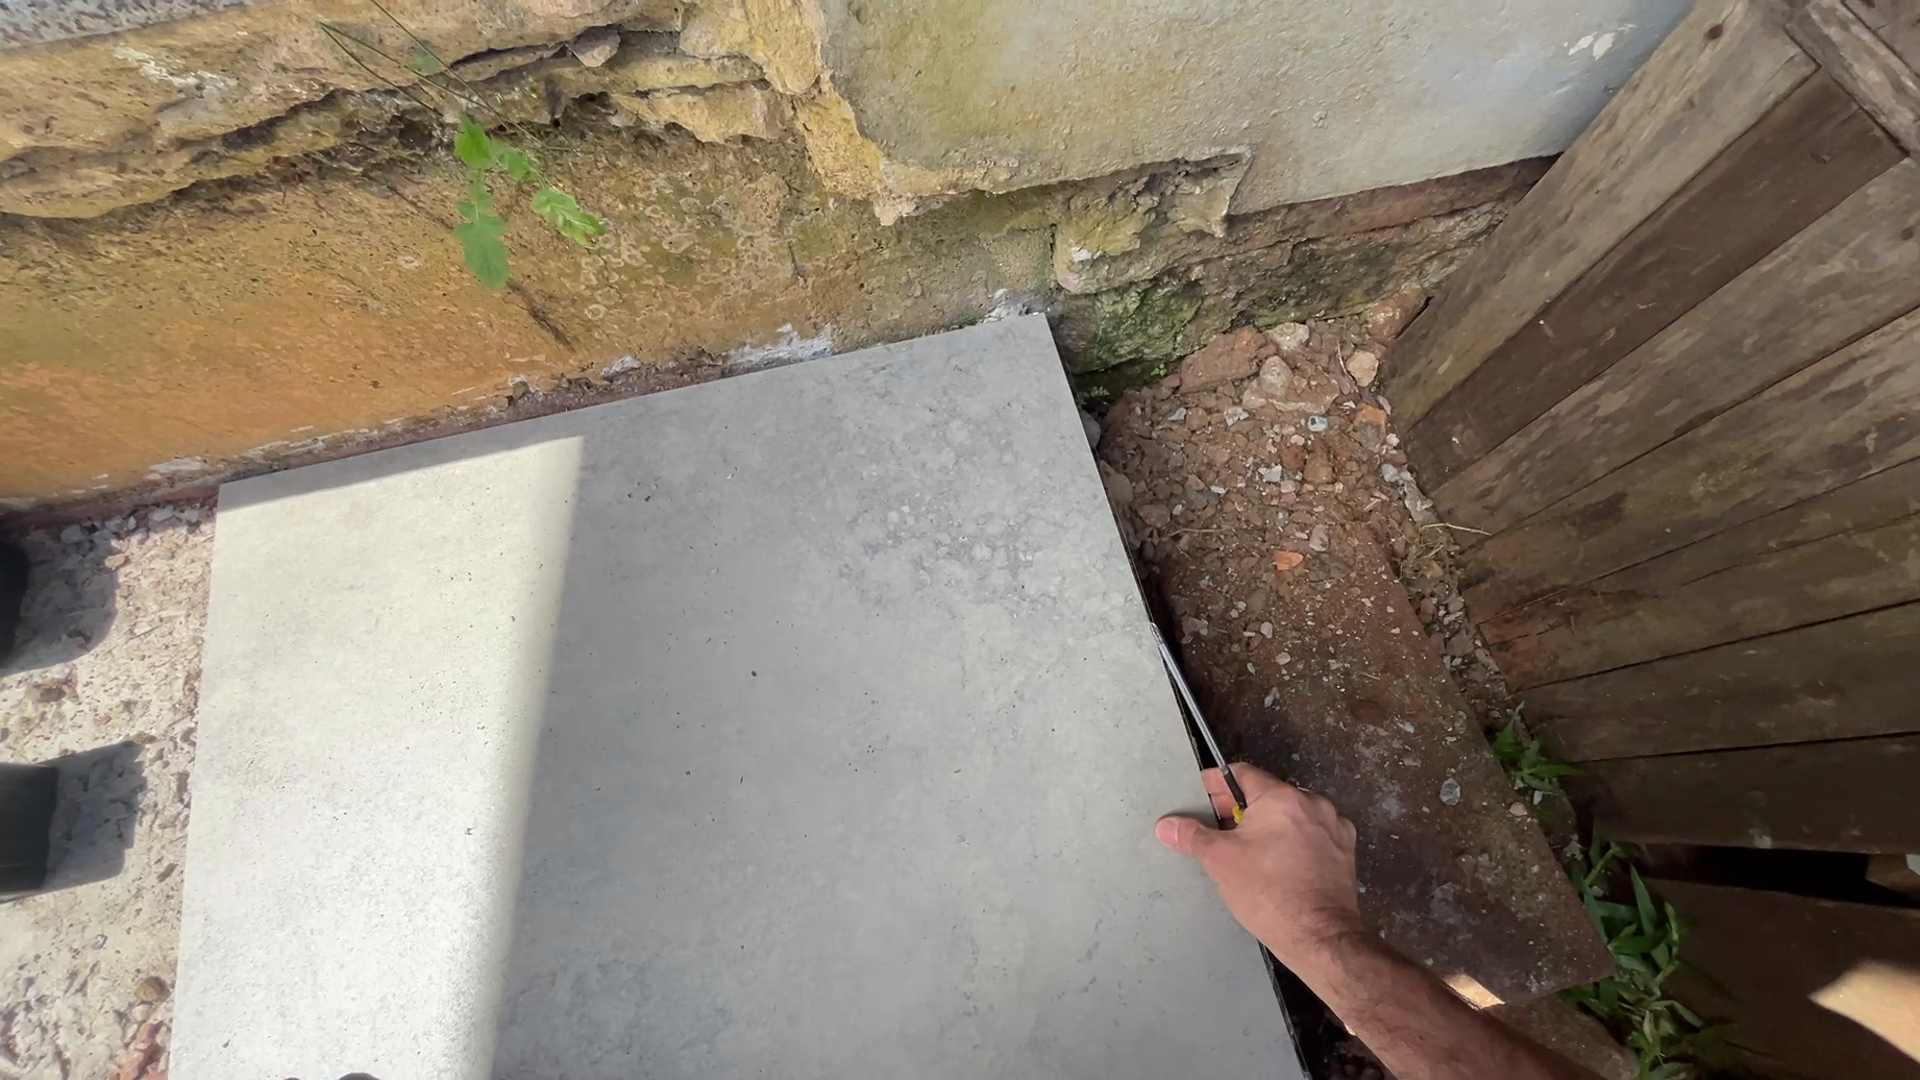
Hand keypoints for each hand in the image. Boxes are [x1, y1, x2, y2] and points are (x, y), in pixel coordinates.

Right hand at [1156, 763, 1363, 968]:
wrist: (1321, 940)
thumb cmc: (1268, 893)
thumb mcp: (1219, 861)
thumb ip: (1191, 836)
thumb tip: (1165, 826)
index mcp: (1281, 797)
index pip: (1241, 773)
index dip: (1217, 785)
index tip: (1204, 799)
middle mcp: (1312, 803)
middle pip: (1267, 793)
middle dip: (1241, 807)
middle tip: (1221, 828)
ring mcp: (1334, 827)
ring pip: (1291, 813)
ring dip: (1269, 823)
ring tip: (1249, 847)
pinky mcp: (1345, 852)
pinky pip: (1312, 833)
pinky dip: (1295, 840)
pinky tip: (1280, 861)